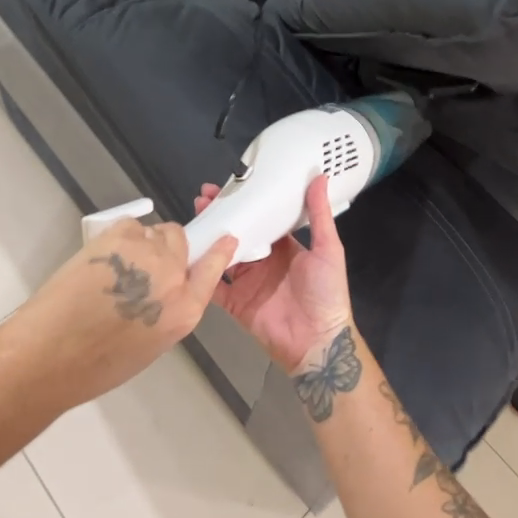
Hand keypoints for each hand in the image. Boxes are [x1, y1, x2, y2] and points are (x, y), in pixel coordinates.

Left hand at [11, 219, 236, 406]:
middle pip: (180, 243)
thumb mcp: (148, 345)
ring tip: (114, 269)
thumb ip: (167, 311)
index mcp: (185, 313)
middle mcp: (173, 278)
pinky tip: (102, 259)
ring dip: (141, 244)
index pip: (212, 271)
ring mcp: (148, 253)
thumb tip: (161, 289)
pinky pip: (131, 226)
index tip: (225, 239)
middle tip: (139, 269)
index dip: (218, 253)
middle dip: (165, 250)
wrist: (49, 355)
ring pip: (153, 232)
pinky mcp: (120, 235)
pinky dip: (120, 237)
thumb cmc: (94, 365)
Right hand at [195, 174, 352, 372]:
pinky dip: (202, 273)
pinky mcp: (235, 302)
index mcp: (284, 246)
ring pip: (223, 255)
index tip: (231, 184)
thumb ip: (320, 214)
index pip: (262, 218)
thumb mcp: (328, 249)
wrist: (318, 340)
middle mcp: (264, 260)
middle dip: (222, 215)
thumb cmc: (327, 292)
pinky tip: (189, 255)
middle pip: (239, 233)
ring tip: (195, 218)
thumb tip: (319, 176)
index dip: (247, 202)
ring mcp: (247, 281)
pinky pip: (214, 286)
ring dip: (209, 237)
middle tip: (204, 197)